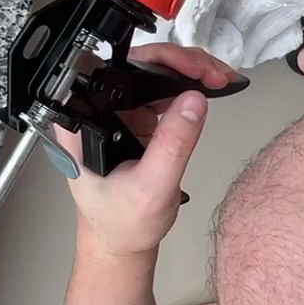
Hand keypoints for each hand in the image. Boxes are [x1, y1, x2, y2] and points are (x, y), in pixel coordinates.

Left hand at [59, 44, 232, 258]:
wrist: (121, 243)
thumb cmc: (122, 223)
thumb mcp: (152, 188)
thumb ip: (173, 144)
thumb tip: (194, 101)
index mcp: (84, 122)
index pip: (118, 71)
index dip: (158, 61)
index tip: (191, 69)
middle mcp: (97, 111)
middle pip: (140, 65)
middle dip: (182, 63)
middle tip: (214, 73)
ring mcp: (118, 113)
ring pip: (156, 74)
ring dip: (190, 71)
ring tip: (219, 78)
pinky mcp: (136, 119)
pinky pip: (165, 91)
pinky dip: (189, 86)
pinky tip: (209, 88)